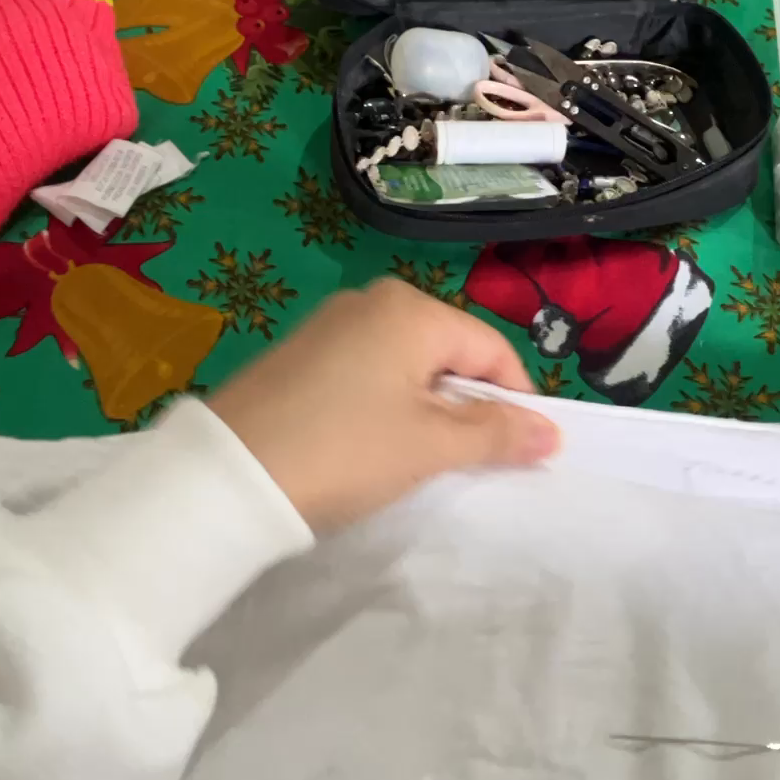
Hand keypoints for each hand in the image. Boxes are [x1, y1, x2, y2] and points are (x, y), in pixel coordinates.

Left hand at [207, 279, 559, 530]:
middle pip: (449, 352)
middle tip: (467, 458)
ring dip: (427, 407)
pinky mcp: (301, 352)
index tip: (521, 449)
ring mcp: (330, 324)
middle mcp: (372, 302)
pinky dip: (387, 402)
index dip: (515, 400)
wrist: (226, 477)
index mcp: (411, 310)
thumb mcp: (430, 445)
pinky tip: (372, 440)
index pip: (491, 350)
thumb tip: (553, 432)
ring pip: (408, 363)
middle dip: (468, 404)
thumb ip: (496, 433)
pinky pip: (368, 370)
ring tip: (418, 455)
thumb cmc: (344, 452)